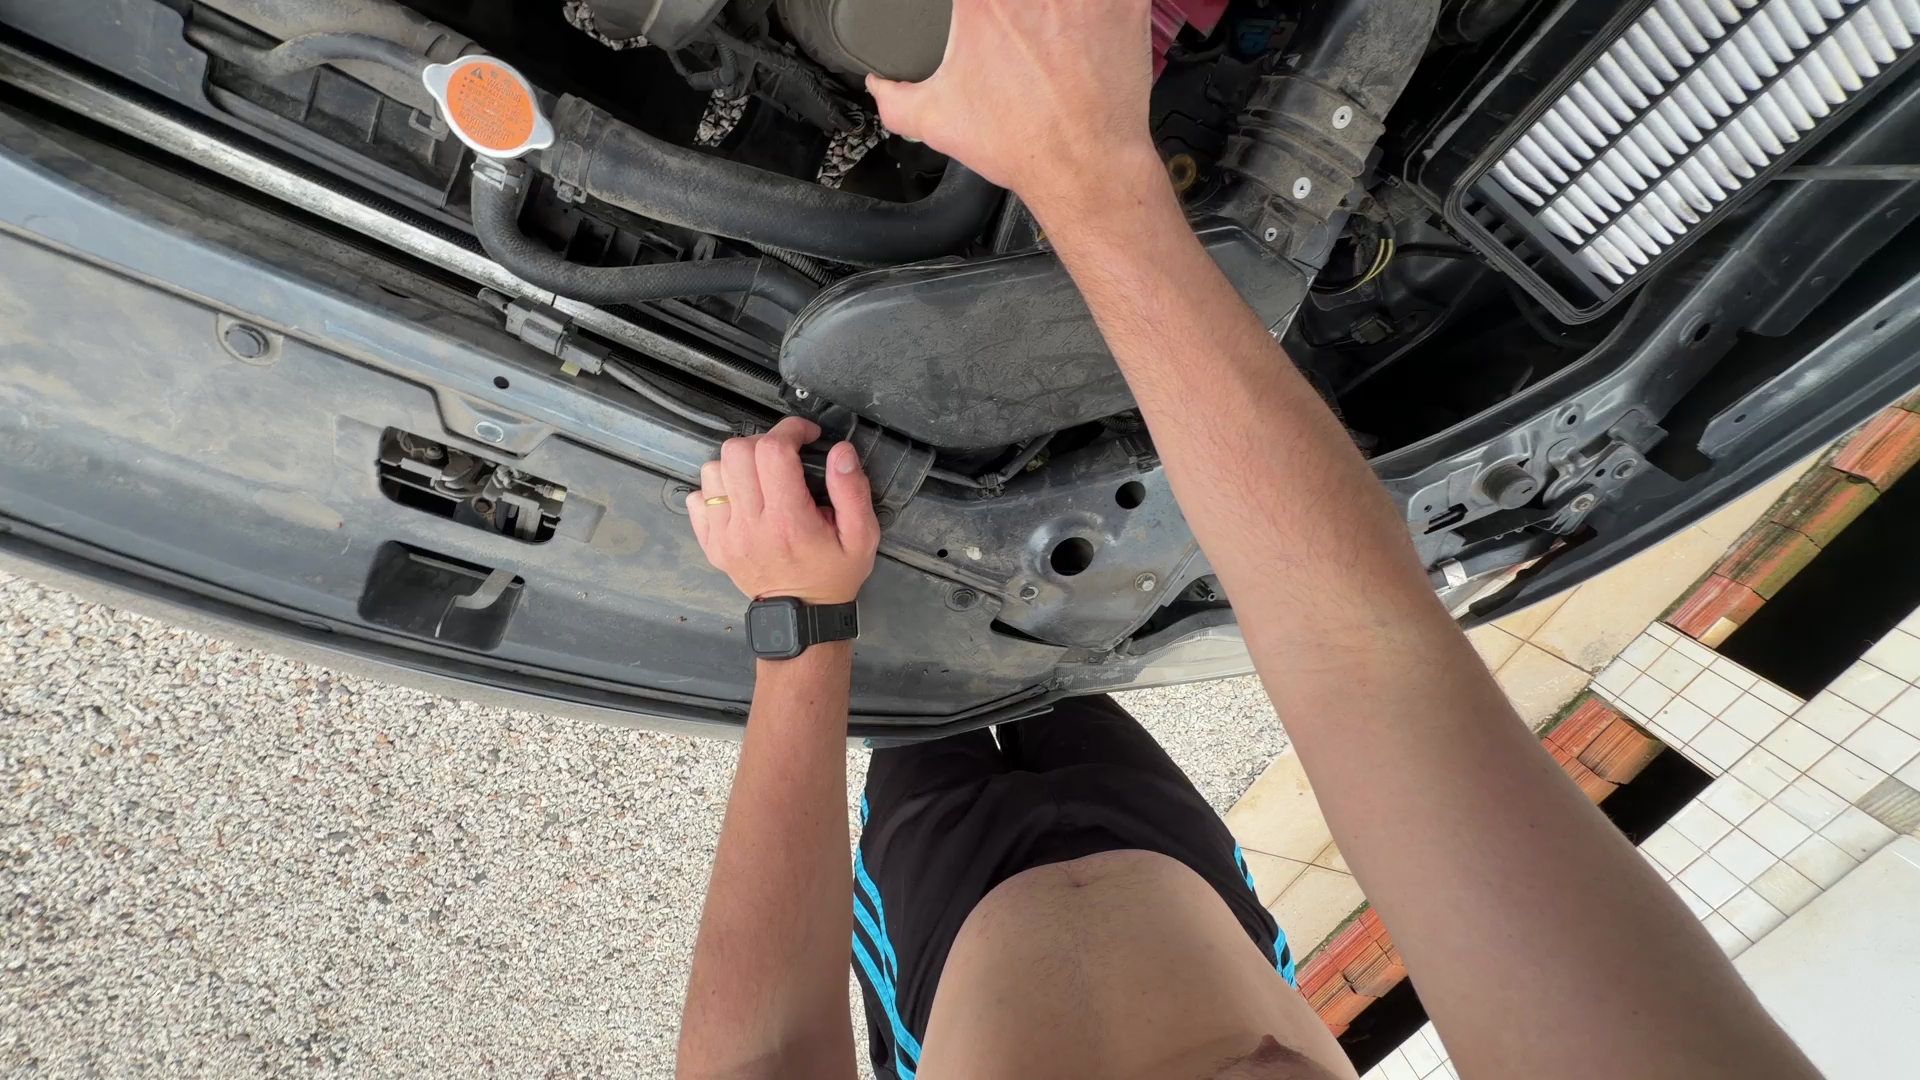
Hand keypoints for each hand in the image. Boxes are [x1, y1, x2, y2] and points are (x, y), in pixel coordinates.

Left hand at [687, 417, 880, 605]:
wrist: (803, 616)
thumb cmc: (833, 575)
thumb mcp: (862, 536)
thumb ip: (852, 491)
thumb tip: (840, 452)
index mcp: (789, 521)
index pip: (774, 451)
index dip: (791, 431)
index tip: (806, 436)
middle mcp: (750, 525)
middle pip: (737, 451)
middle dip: (764, 443)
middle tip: (784, 456)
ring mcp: (725, 535)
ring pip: (713, 469)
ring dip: (738, 465)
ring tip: (761, 478)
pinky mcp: (711, 543)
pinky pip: (697, 498)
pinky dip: (717, 489)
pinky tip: (742, 499)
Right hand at [865, 0, 1161, 220]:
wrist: (1083, 169)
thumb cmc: (1021, 145)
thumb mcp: (938, 124)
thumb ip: (896, 99)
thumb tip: (881, 88)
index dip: (972, 8)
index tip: (973, 20)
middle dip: (1014, 15)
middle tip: (1013, 33)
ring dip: (1052, 13)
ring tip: (1046, 38)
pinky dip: (1096, 9)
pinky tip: (1079, 34)